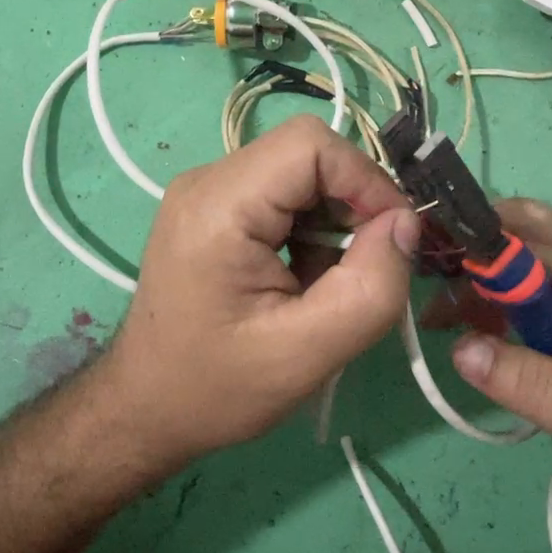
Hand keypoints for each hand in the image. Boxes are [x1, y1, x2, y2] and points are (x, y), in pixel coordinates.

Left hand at [97, 115, 419, 466]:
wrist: (145, 408)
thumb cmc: (217, 388)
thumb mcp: (308, 354)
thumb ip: (371, 287)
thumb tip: (406, 223)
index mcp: (218, 206)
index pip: (310, 144)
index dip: (365, 180)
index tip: (392, 238)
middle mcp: (206, 180)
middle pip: (306, 154)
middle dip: (351, 204)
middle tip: (362, 267)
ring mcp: (206, 190)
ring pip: (299, 172)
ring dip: (332, 220)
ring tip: (323, 282)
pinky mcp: (212, 207)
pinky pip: (280, 192)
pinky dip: (309, 227)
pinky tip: (300, 277)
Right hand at [443, 199, 551, 519]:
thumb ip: (534, 386)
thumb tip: (460, 348)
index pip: (528, 254)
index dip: (474, 266)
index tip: (426, 289)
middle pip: (534, 226)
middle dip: (478, 249)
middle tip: (436, 292)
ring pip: (544, 242)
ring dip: (496, 266)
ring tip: (455, 311)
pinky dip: (520, 284)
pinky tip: (500, 322)